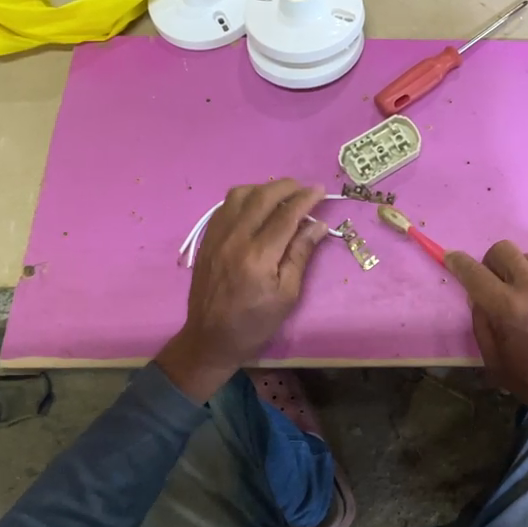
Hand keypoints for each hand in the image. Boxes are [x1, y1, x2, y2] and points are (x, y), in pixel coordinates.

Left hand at [156, 180, 329, 402]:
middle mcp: (235, 239)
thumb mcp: (287, 295)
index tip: (321, 190)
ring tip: (280, 195)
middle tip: (304, 188)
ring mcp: (217, 237)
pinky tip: (256, 206)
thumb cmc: (254, 323)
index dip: (306, 198)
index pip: (286, 215)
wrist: (209, 340)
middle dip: (287, 186)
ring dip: (263, 188)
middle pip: (263, 197)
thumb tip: (318, 224)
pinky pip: (224, 206)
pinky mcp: (207, 240)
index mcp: (258, 256)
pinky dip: (244, 198)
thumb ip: (301, 254)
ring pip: (239, 195)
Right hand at [446, 241, 527, 476]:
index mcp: (508, 306)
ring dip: (518, 274)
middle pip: (502, 249)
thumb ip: (481, 322)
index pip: (474, 272)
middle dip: (491, 262)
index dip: (458, 262)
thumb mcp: (495, 360)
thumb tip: (477, 295)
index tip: (451, 257)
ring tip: (526, 301)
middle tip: (494, 283)